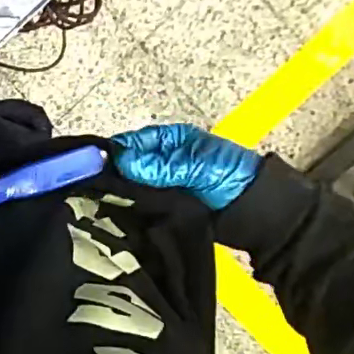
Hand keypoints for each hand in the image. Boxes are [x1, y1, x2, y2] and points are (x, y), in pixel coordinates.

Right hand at [111, 124, 261, 209]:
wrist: (256, 213)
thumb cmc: (231, 177)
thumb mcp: (195, 166)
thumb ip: (161, 166)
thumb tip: (123, 162)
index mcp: (172, 140)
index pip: (135, 140)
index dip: (117, 150)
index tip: (97, 162)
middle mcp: (163, 158)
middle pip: (129, 162)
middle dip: (115, 171)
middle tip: (96, 183)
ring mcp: (162, 181)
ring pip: (132, 183)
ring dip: (121, 191)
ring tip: (104, 199)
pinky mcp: (163, 203)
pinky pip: (140, 202)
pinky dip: (131, 206)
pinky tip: (119, 211)